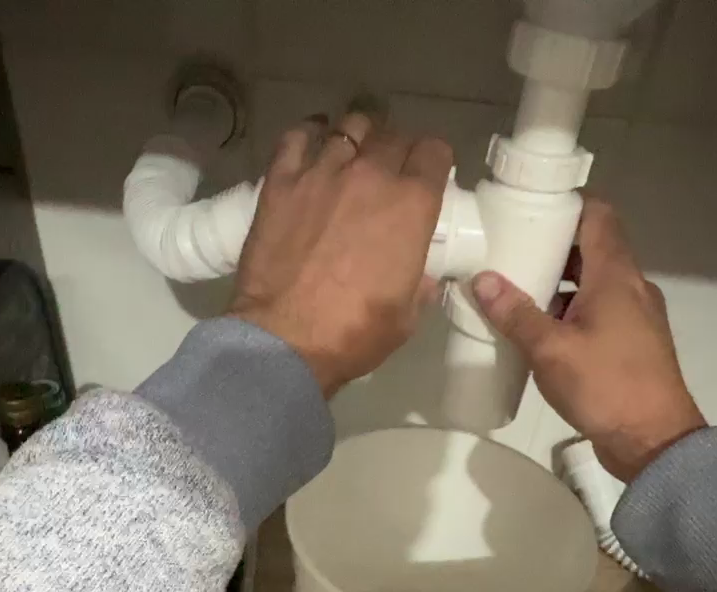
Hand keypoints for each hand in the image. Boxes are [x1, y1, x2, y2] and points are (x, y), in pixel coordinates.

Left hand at [230, 112, 453, 395]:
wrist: (286, 340)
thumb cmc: (354, 334)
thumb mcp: (406, 318)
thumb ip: (419, 285)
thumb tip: (422, 277)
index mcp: (412, 205)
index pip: (435, 154)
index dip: (434, 164)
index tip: (428, 180)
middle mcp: (371, 174)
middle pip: (394, 137)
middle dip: (398, 151)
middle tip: (390, 174)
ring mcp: (322, 171)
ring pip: (349, 127)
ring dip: (358, 138)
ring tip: (353, 157)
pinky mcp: (281, 180)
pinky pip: (297, 136)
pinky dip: (309, 135)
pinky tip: (312, 145)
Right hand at [470, 198, 704, 480]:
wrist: (654, 440)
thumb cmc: (605, 386)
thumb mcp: (550, 350)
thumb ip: (516, 314)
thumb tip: (483, 280)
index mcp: (616, 275)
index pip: (598, 215)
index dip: (565, 206)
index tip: (529, 212)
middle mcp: (632, 286)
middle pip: (594, 248)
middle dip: (553, 248)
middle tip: (512, 255)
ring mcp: (637, 315)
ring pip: (596, 283)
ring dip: (561, 285)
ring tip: (520, 296)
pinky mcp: (634, 342)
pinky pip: (601, 311)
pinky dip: (573, 310)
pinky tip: (544, 333)